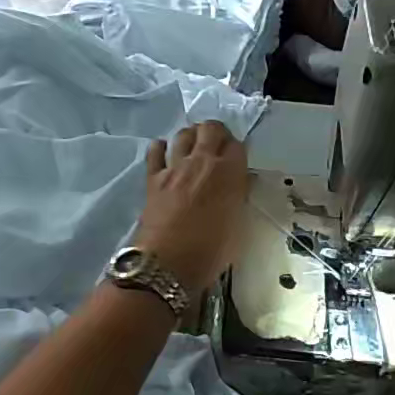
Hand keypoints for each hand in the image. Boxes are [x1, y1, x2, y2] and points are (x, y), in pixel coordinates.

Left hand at [135, 120, 248, 295]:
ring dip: (192, 136)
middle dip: (217, 133)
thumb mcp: (238, 226)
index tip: (237, 160)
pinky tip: (165, 151)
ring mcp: (174, 167)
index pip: (237, 145)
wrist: (168, 264)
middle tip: (218, 147)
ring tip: (195, 147)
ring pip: (183, 134)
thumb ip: (239, 198)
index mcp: (229, 173)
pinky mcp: (153, 178)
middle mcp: (202, 162)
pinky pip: (155, 152)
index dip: (238, 150)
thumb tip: (241, 183)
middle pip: (210, 129)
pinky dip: (161, 147)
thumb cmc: (211, 251)